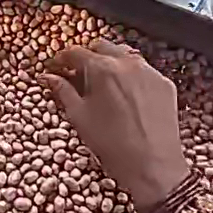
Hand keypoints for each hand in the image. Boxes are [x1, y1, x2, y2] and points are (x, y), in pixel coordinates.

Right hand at [42, 40, 188, 208]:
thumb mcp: (79, 116)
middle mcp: (127, 64)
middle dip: (86, 56)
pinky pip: (142, 70)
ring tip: (101, 82)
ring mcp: (149, 72)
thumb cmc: (111, 144)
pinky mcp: (164, 84)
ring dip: (109, 61)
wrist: (153, 166)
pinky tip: (123, 93)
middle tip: (77, 73)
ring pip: (124, 54)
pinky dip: (129, 74)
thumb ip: (62, 91)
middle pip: (101, 46)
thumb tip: (49, 77)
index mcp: (102, 69)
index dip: (61, 59)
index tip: (56, 67)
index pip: (75, 52)